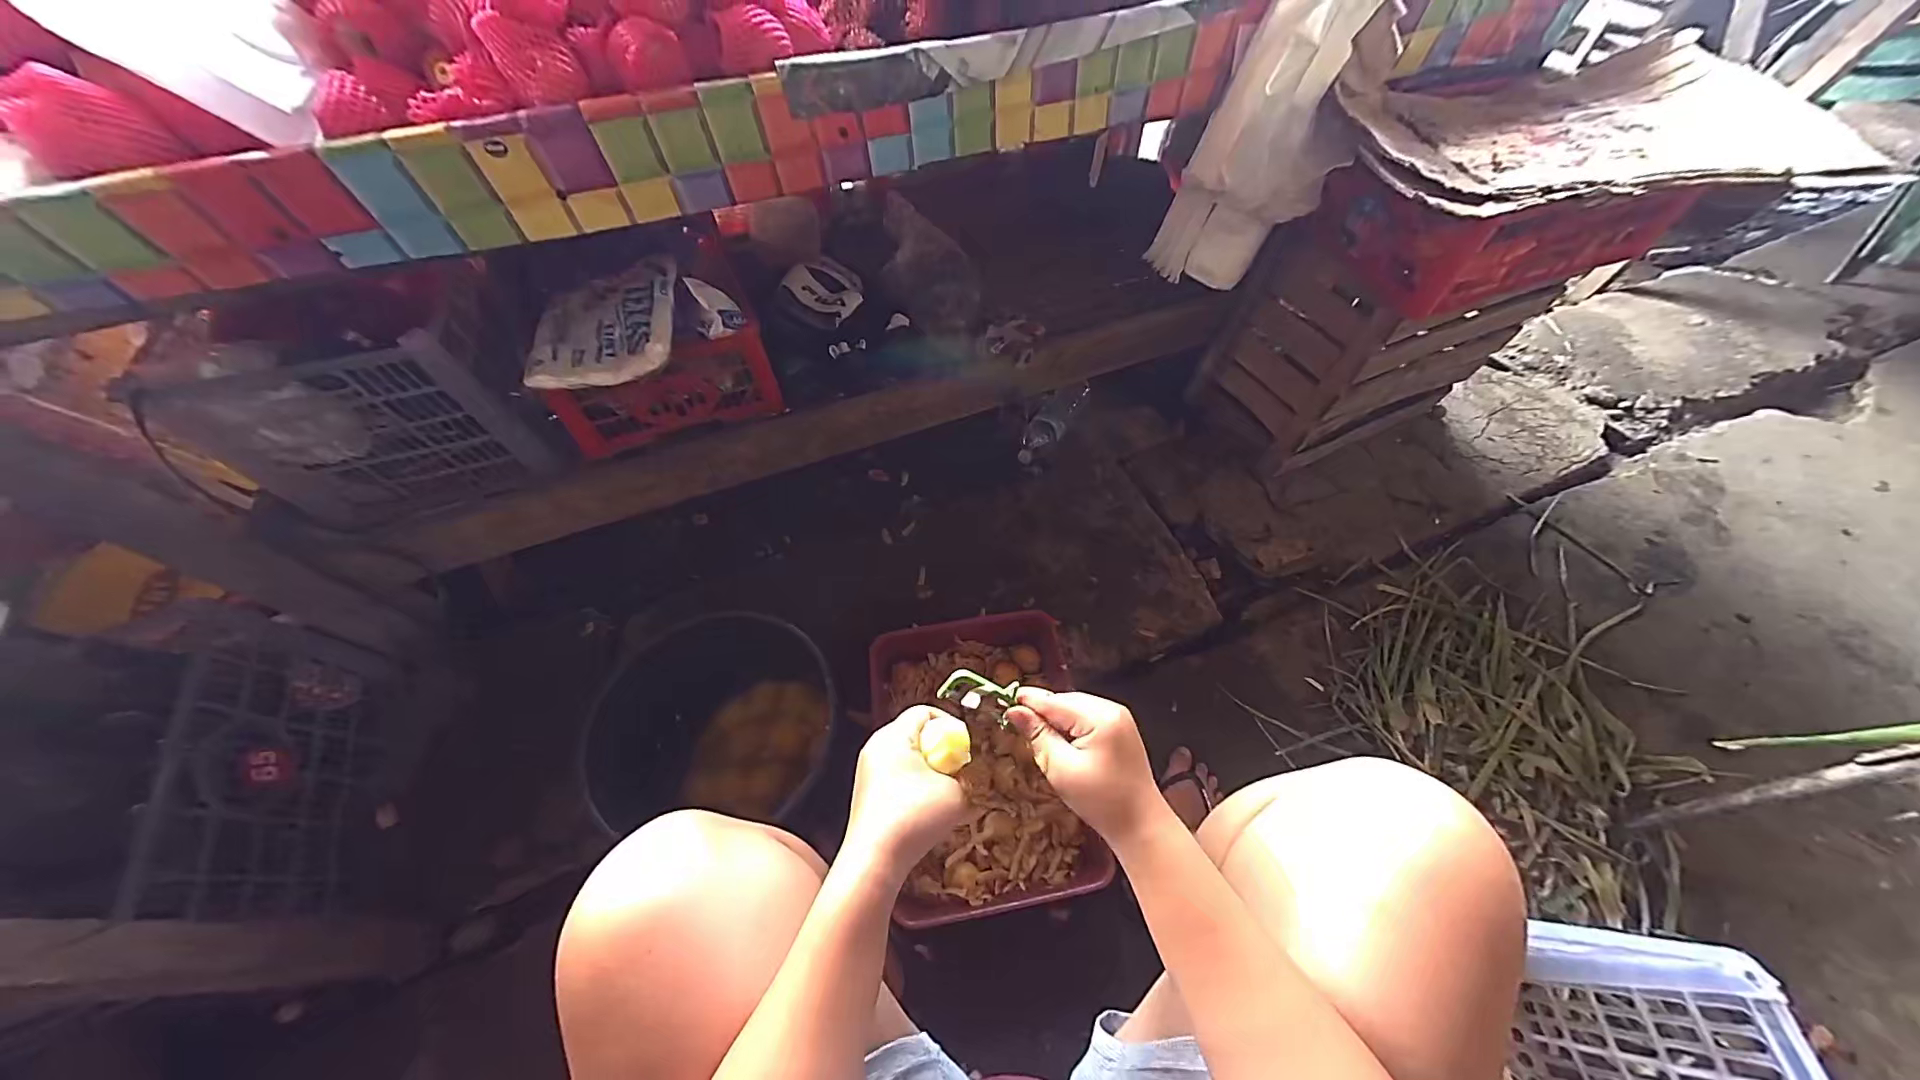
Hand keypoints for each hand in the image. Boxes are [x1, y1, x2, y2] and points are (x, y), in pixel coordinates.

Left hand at [843, 706, 969, 875]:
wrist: (875, 860)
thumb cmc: (914, 819)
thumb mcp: (959, 795)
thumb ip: (975, 779)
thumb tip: (982, 776)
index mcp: (894, 736)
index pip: (925, 711)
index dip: (950, 725)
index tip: (965, 748)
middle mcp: (876, 745)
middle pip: (916, 732)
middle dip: (941, 750)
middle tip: (958, 771)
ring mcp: (868, 768)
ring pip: (908, 755)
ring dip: (929, 770)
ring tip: (943, 793)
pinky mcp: (866, 790)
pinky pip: (897, 773)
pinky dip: (914, 783)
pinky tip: (924, 808)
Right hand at [1004, 689, 1164, 843]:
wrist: (1140, 823)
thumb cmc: (1102, 801)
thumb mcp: (1061, 769)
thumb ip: (1038, 736)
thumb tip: (1016, 712)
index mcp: (1100, 718)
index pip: (1054, 701)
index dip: (1028, 702)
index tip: (1005, 703)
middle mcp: (1112, 709)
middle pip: (1065, 700)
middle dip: (1043, 711)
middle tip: (1019, 723)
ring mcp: (1119, 717)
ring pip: (1075, 707)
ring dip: (1056, 718)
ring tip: (1039, 735)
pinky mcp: (1121, 727)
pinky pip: (1087, 716)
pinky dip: (1071, 724)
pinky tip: (1062, 741)